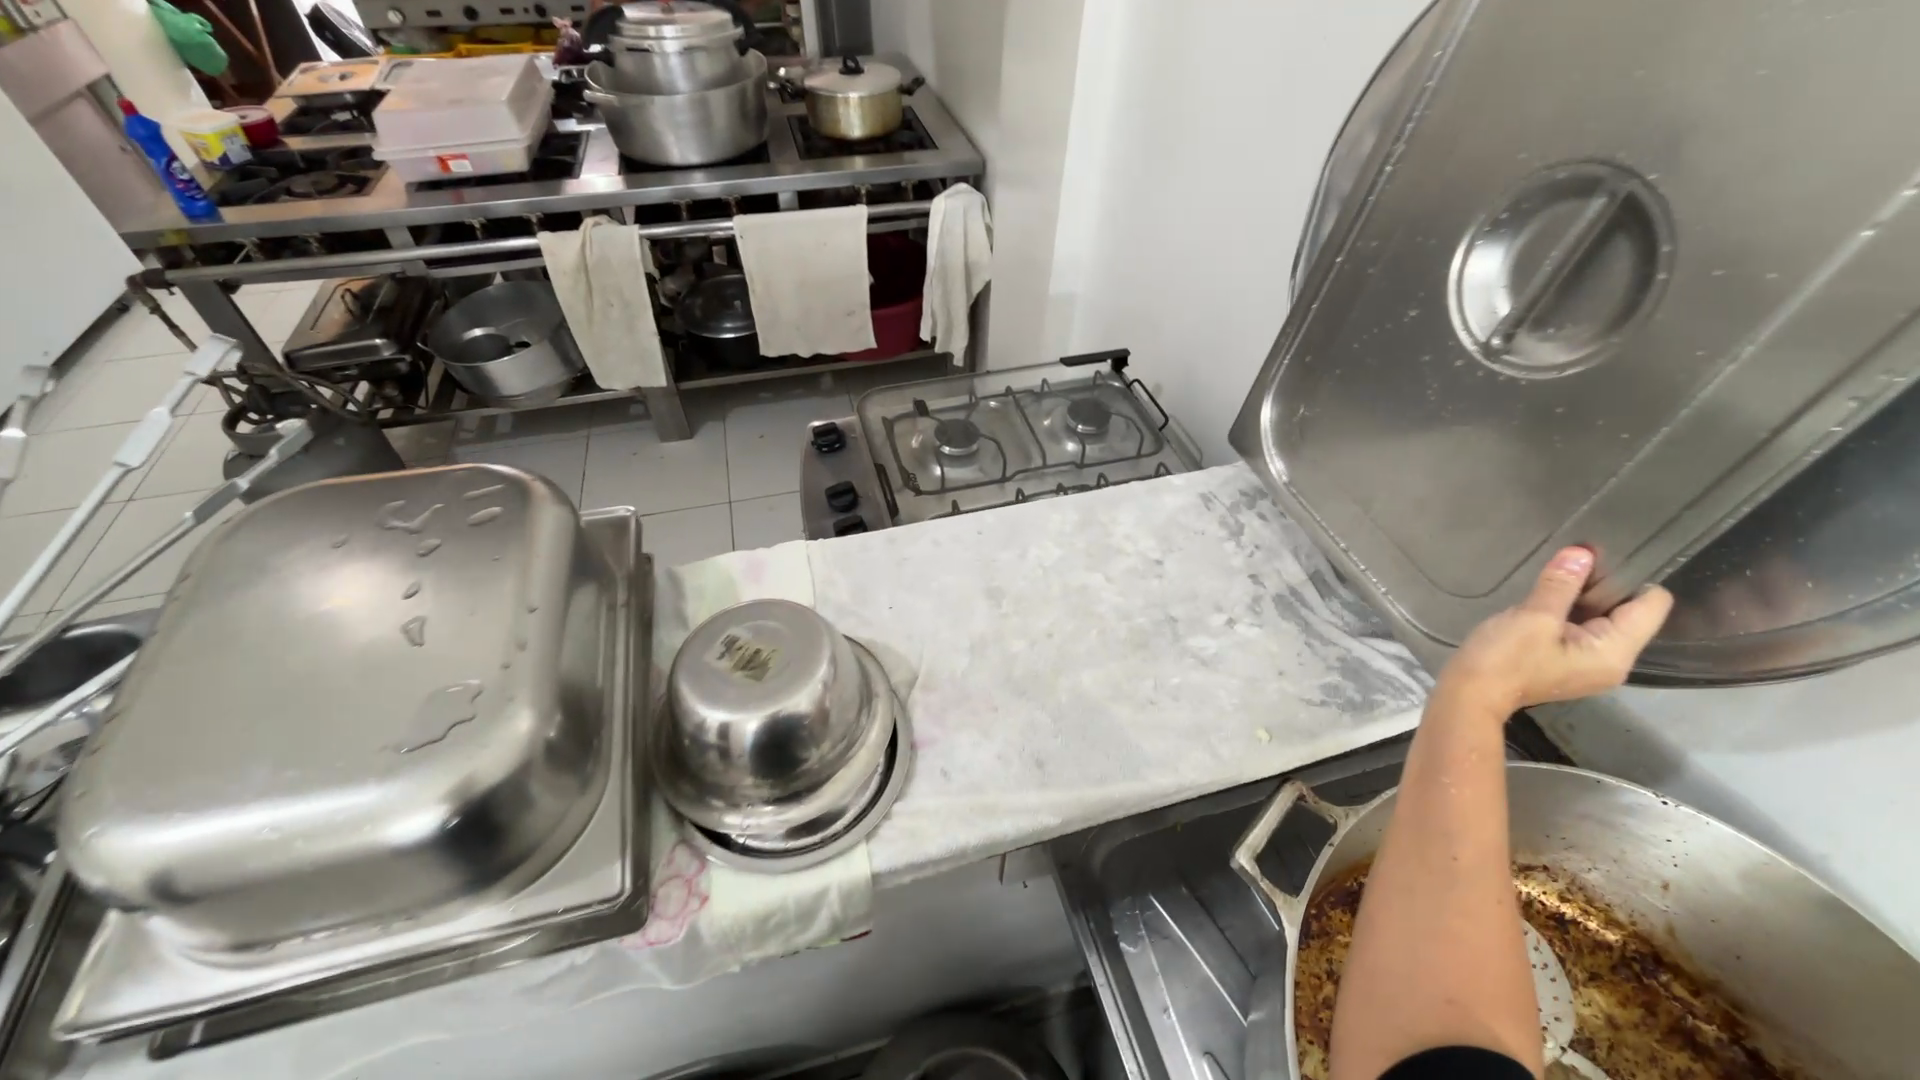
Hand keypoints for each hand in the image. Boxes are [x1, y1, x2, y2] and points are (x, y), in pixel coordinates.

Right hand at [1440, 546, 1673, 714]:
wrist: (1471, 694)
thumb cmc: (1505, 659)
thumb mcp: (1532, 617)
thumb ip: (1561, 584)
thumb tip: (1582, 553)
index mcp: (1615, 652)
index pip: (1653, 605)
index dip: (1630, 577)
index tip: (1595, 561)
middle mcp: (1615, 661)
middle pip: (1630, 612)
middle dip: (1603, 588)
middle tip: (1569, 568)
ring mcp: (1593, 666)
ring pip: (1604, 621)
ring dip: (1584, 600)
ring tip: (1554, 583)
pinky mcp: (1572, 665)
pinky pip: (1585, 632)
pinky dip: (1571, 615)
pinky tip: (1545, 606)